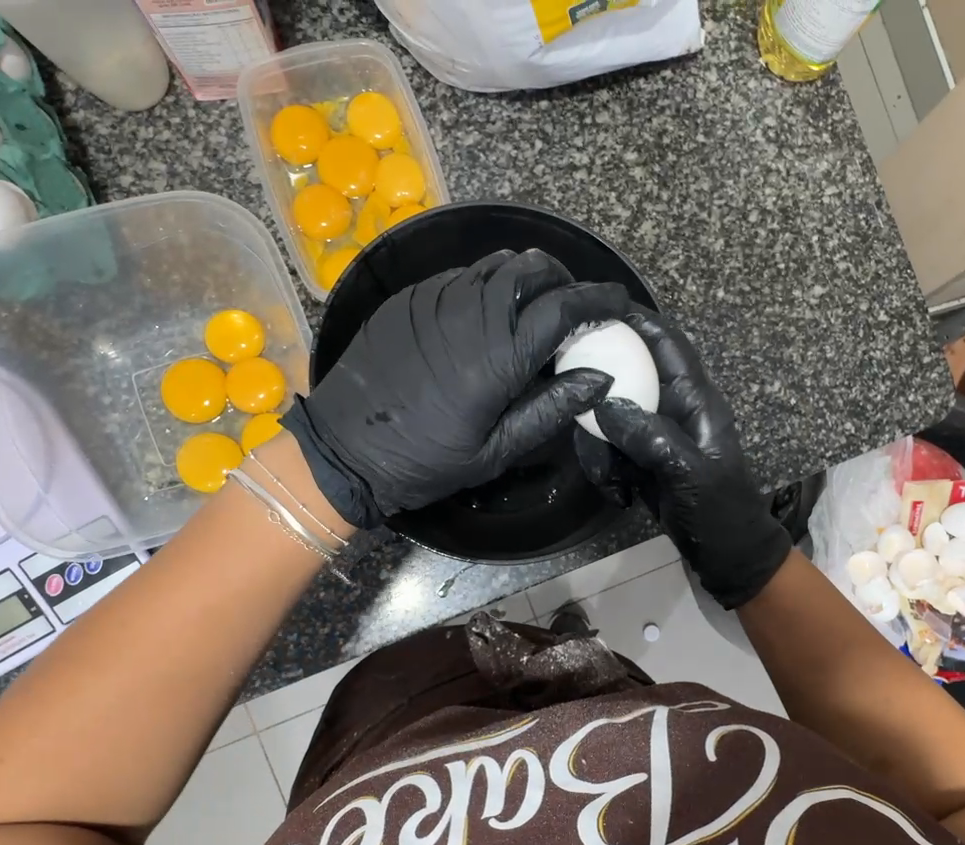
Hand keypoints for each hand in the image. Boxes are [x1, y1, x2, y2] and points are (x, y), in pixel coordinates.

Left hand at [283, 249, 630, 527]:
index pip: (565, 308)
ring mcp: (436, 298)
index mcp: (499, 357)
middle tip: (574, 308)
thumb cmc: (425, 461)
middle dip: (565, 280)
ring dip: (528, 277)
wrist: (343, 451)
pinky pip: (463, 274)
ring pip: (498, 263)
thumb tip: (600, 378)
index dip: (601, 300)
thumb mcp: (496, 452)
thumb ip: (551, 410)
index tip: (621, 302)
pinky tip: (487, 314)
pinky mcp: (411, 297)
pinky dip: (489, 284)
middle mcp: (471, 313)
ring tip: (535, 306)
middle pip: (535, 268)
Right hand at [576, 309, 790, 608]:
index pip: (667, 344)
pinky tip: (621, 497)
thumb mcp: (687, 472)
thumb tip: (605, 404)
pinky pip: (610, 452)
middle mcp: (673, 410)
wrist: (726, 556)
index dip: (638, 320)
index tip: (597, 308)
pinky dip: (607, 474)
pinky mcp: (642, 462)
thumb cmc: (719, 511)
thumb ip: (649, 435)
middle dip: (600, 404)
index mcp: (695, 401)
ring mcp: (655, 437)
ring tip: (615, 485)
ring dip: (602, 453)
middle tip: (581, 419)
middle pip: (626, 380)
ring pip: (610, 421)